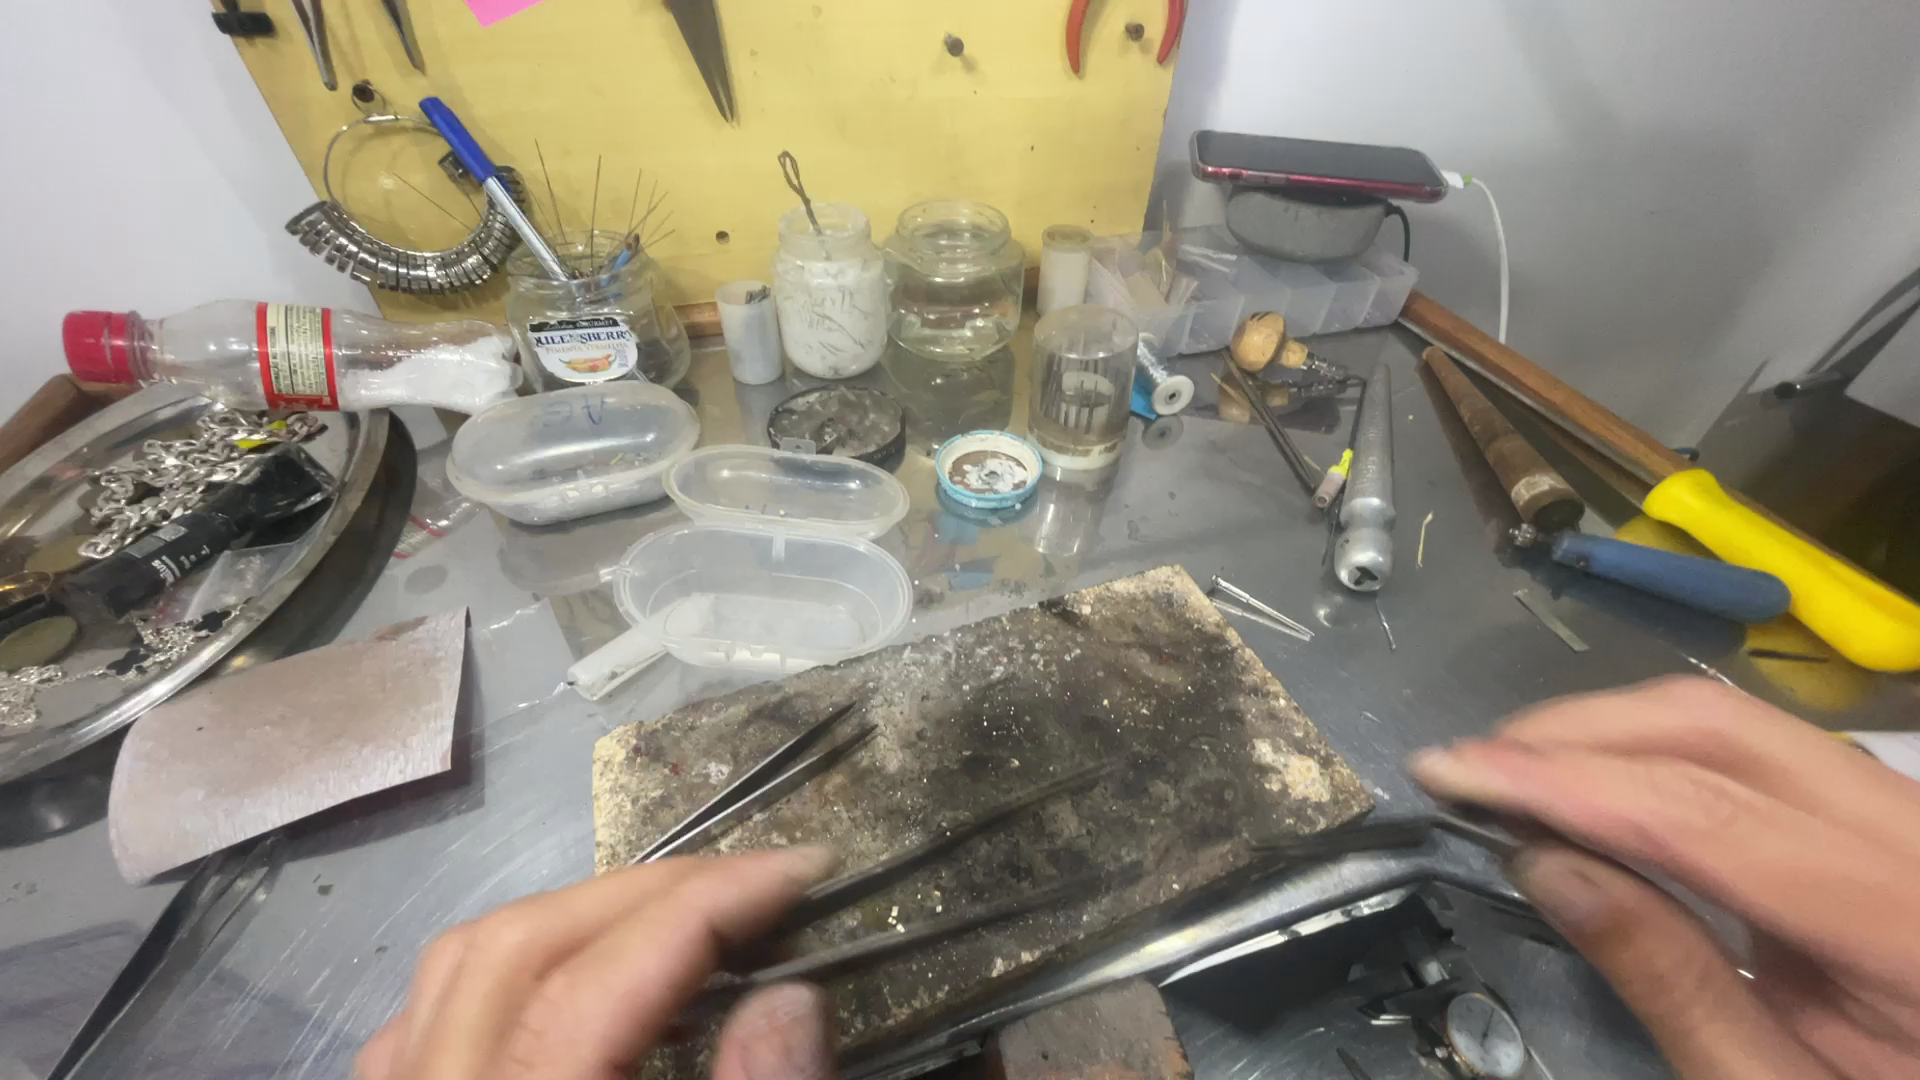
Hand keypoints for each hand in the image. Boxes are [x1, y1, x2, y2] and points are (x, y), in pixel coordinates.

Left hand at [356, 847, 840, 1079]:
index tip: (807, 868)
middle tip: (762, 883)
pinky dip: (524, 963)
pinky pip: (432, 1016)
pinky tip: (589, 975)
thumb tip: (790, 997)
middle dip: (661, 889)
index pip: (596, 986)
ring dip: (594, 910)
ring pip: (465, 963)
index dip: (713, 903)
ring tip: (692, 916)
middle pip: (520, 949)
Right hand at [1409, 676, 1919, 1079]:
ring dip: (1592, 734)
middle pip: (1713, 727)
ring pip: (1720, 718)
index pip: (1704, 815)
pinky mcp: (1866, 805)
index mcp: (1918, 928)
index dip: (1559, 781)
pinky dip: (1634, 748)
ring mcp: (1900, 810)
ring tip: (1511, 775)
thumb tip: (1538, 864)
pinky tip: (1580, 782)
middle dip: (1567, 734)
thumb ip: (1669, 980)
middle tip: (1472, 769)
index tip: (1445, 771)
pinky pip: (1734, 742)